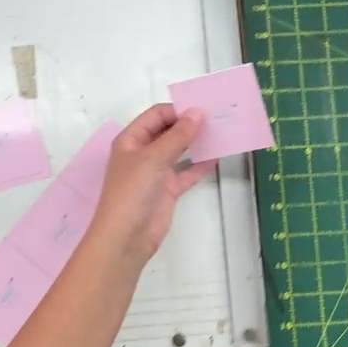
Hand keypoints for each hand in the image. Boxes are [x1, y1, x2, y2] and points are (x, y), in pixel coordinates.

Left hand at [85, 103, 216, 265]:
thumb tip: (198, 113)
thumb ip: (177, 136)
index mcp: (131, 140)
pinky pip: (186, 172)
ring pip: (179, 151)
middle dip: (189, 124)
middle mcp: (143, 153)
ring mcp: (156, 172)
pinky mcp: (167, 190)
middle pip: (168, 131)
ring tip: (221, 132)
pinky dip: (200, 165)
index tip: (204, 109)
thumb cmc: (132, 192)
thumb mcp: (153, 158)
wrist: (127, 237)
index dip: (178, 110)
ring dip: (196, 142)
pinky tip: (217, 156)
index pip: (156, 115)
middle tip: (217, 117)